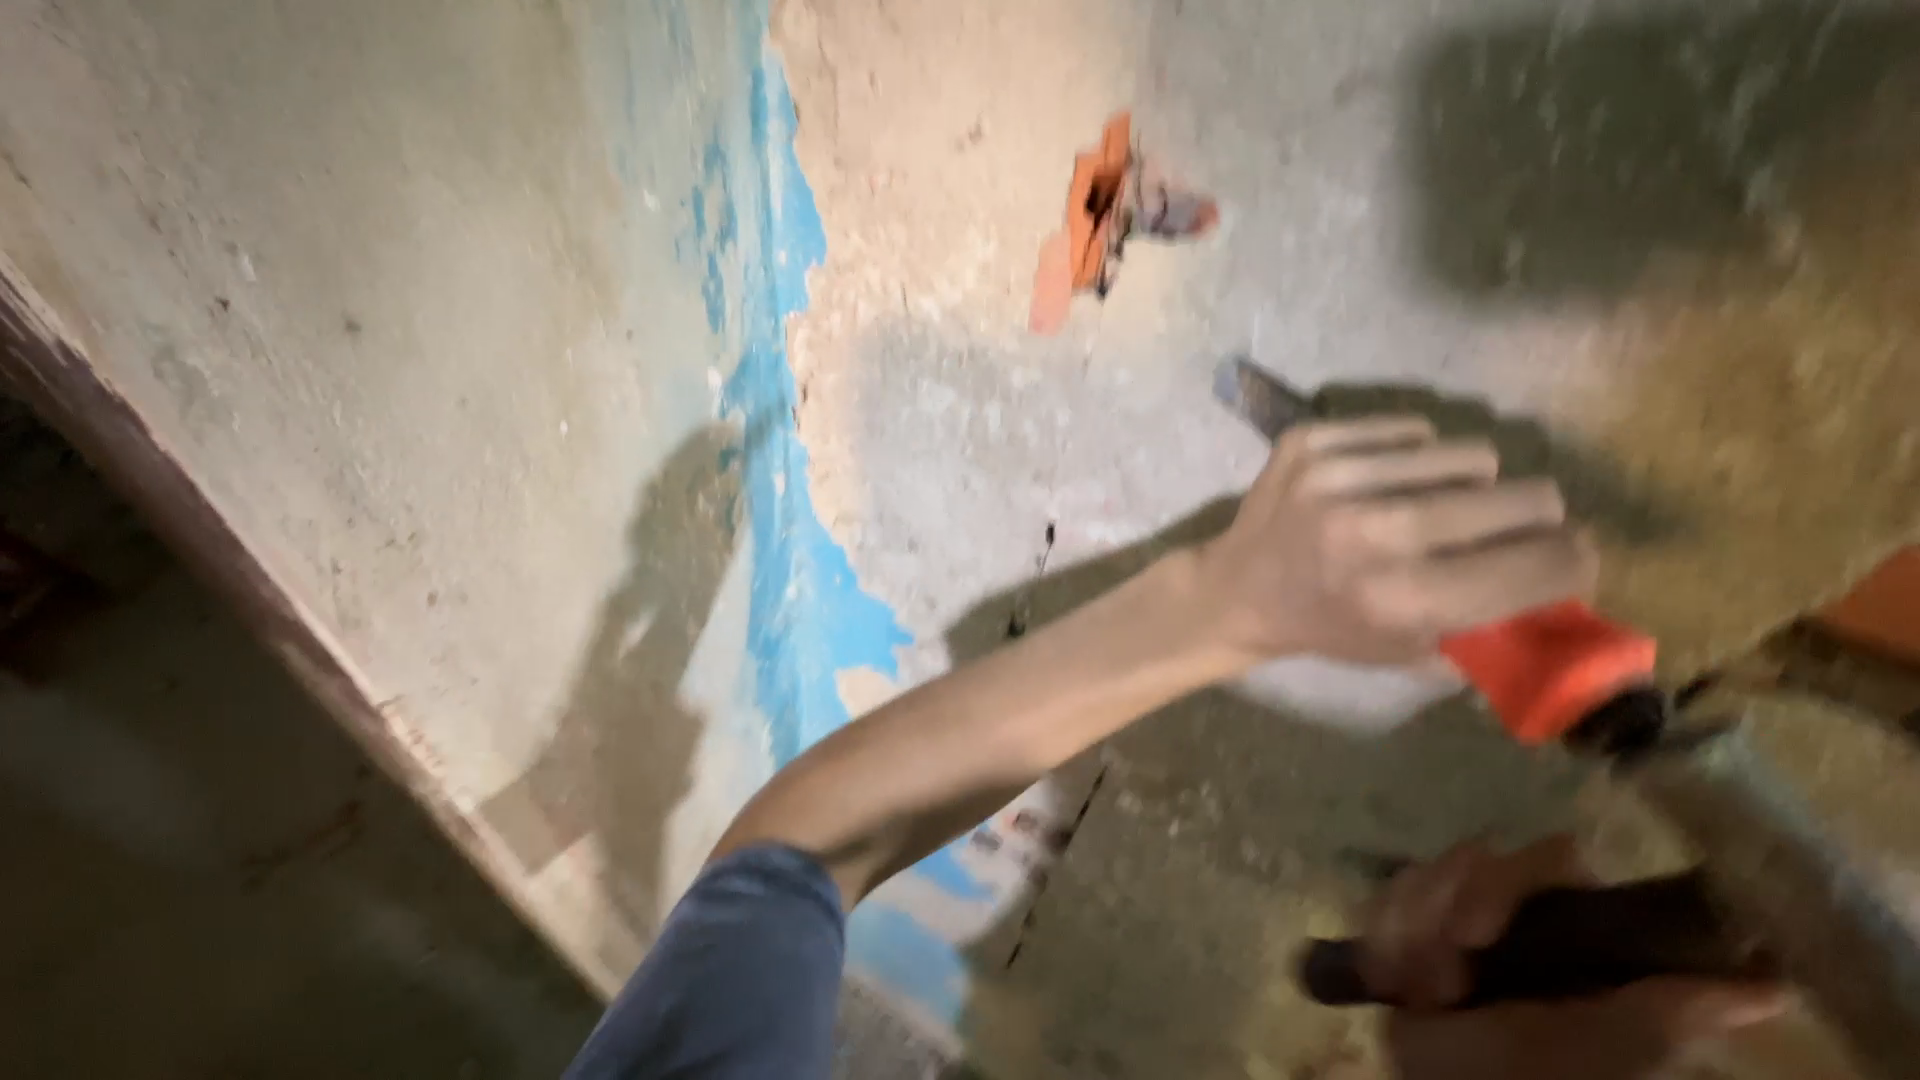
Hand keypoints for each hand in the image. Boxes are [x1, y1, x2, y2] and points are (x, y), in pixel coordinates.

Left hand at [1197, 416, 1596, 665]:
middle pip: (1519, 498)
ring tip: (1440, 504)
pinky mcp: (1308, 444)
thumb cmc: (1326, 625)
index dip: (1575, 559)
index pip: (1540, 564)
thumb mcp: (1407, 652)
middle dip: (1536, 516)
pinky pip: (1409, 428)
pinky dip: (1413, 454)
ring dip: (1470, 482)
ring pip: (1469, 455)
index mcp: (1401, 599)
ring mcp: (1333, 479)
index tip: (1572, 555)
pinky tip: (1387, 482)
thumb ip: (1492, 628)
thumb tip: (1574, 593)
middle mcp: (1370, 533)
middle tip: (1517, 525)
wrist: (1237, 590)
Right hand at [1363, 839, 1788, 1079]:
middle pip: (1474, 857)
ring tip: (1422, 988)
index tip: (1474, 936)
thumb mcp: (1598, 1052)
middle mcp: (1526, 907)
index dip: (1499, 884)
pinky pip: (1388, 893)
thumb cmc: (1528, 1078)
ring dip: (1411, 932)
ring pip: (1426, 872)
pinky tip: (1396, 977)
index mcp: (1580, 926)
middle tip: (1439, 980)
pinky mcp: (1414, 916)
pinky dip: (1385, 934)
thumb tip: (1768, 984)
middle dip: (1442, 912)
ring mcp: (1465, 907)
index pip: (1548, 857)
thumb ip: (1663, 1014)